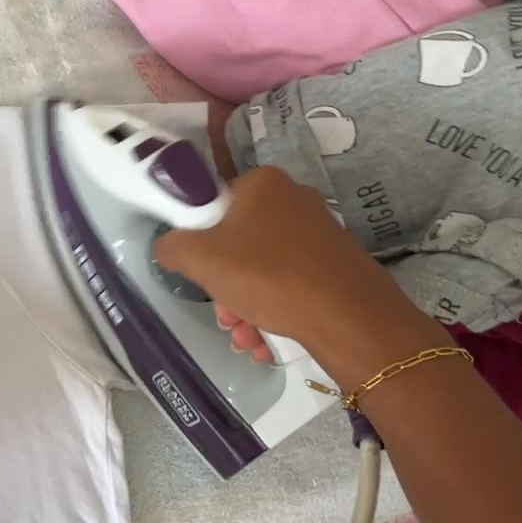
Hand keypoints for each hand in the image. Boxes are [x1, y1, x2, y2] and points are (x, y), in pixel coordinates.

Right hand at [153, 165, 443, 387]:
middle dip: (223, 284)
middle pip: (235, 240)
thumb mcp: (199, 259)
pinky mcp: (335, 264)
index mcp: (261, 183)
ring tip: (245, 338)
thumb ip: (170, 246)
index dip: (197, 239)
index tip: (198, 271)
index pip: (210, 204)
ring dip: (244, 303)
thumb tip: (169, 247)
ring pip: (261, 266)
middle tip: (223, 314)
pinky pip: (288, 281)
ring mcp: (318, 232)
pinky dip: (272, 308)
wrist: (352, 320)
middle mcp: (292, 199)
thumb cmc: (268, 276)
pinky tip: (265, 339)